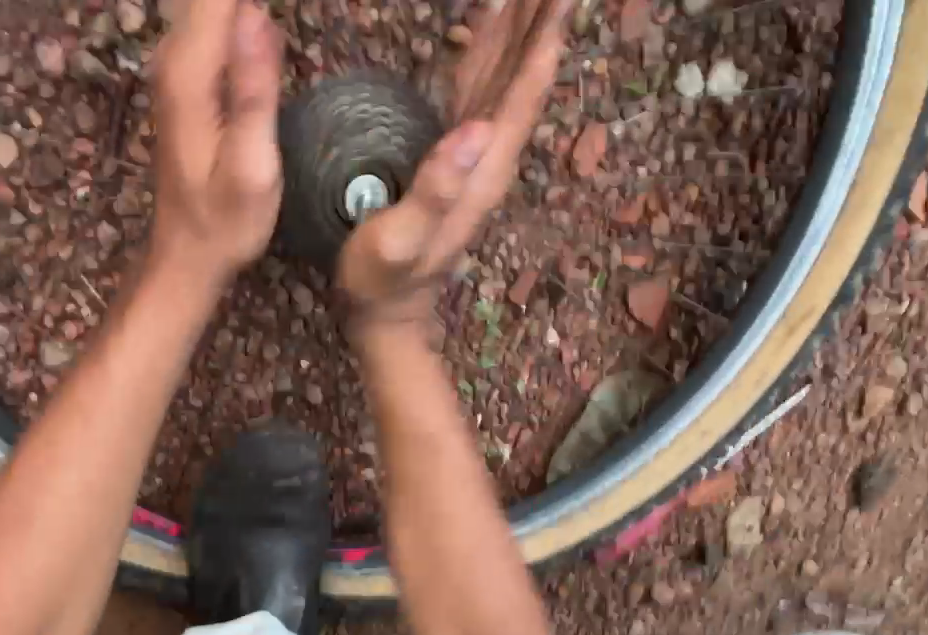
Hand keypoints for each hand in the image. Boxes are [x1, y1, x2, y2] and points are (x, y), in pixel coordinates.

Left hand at [148, 0, 285, 286]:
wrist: (188, 255)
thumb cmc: (224, 223)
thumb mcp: (251, 166)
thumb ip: (253, 90)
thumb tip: (257, 14)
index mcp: (189, 74)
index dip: (252, 4)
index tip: (282, 29)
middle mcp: (174, 60)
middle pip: (214, 0)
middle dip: (250, 9)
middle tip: (284, 48)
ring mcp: (176, 70)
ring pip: (213, 11)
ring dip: (245, 16)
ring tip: (278, 49)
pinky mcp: (186, 84)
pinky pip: (213, 31)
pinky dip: (239, 29)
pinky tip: (263, 47)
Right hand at [335, 0, 569, 338]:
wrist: (384, 312)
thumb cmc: (384, 281)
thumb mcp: (402, 240)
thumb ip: (438, 189)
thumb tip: (478, 131)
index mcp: (484, 172)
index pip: (523, 94)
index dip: (543, 39)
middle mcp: (488, 158)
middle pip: (522, 77)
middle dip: (539, 20)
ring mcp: (471, 157)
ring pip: (502, 79)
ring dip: (517, 29)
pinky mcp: (450, 157)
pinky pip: (476, 93)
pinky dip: (485, 53)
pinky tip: (485, 26)